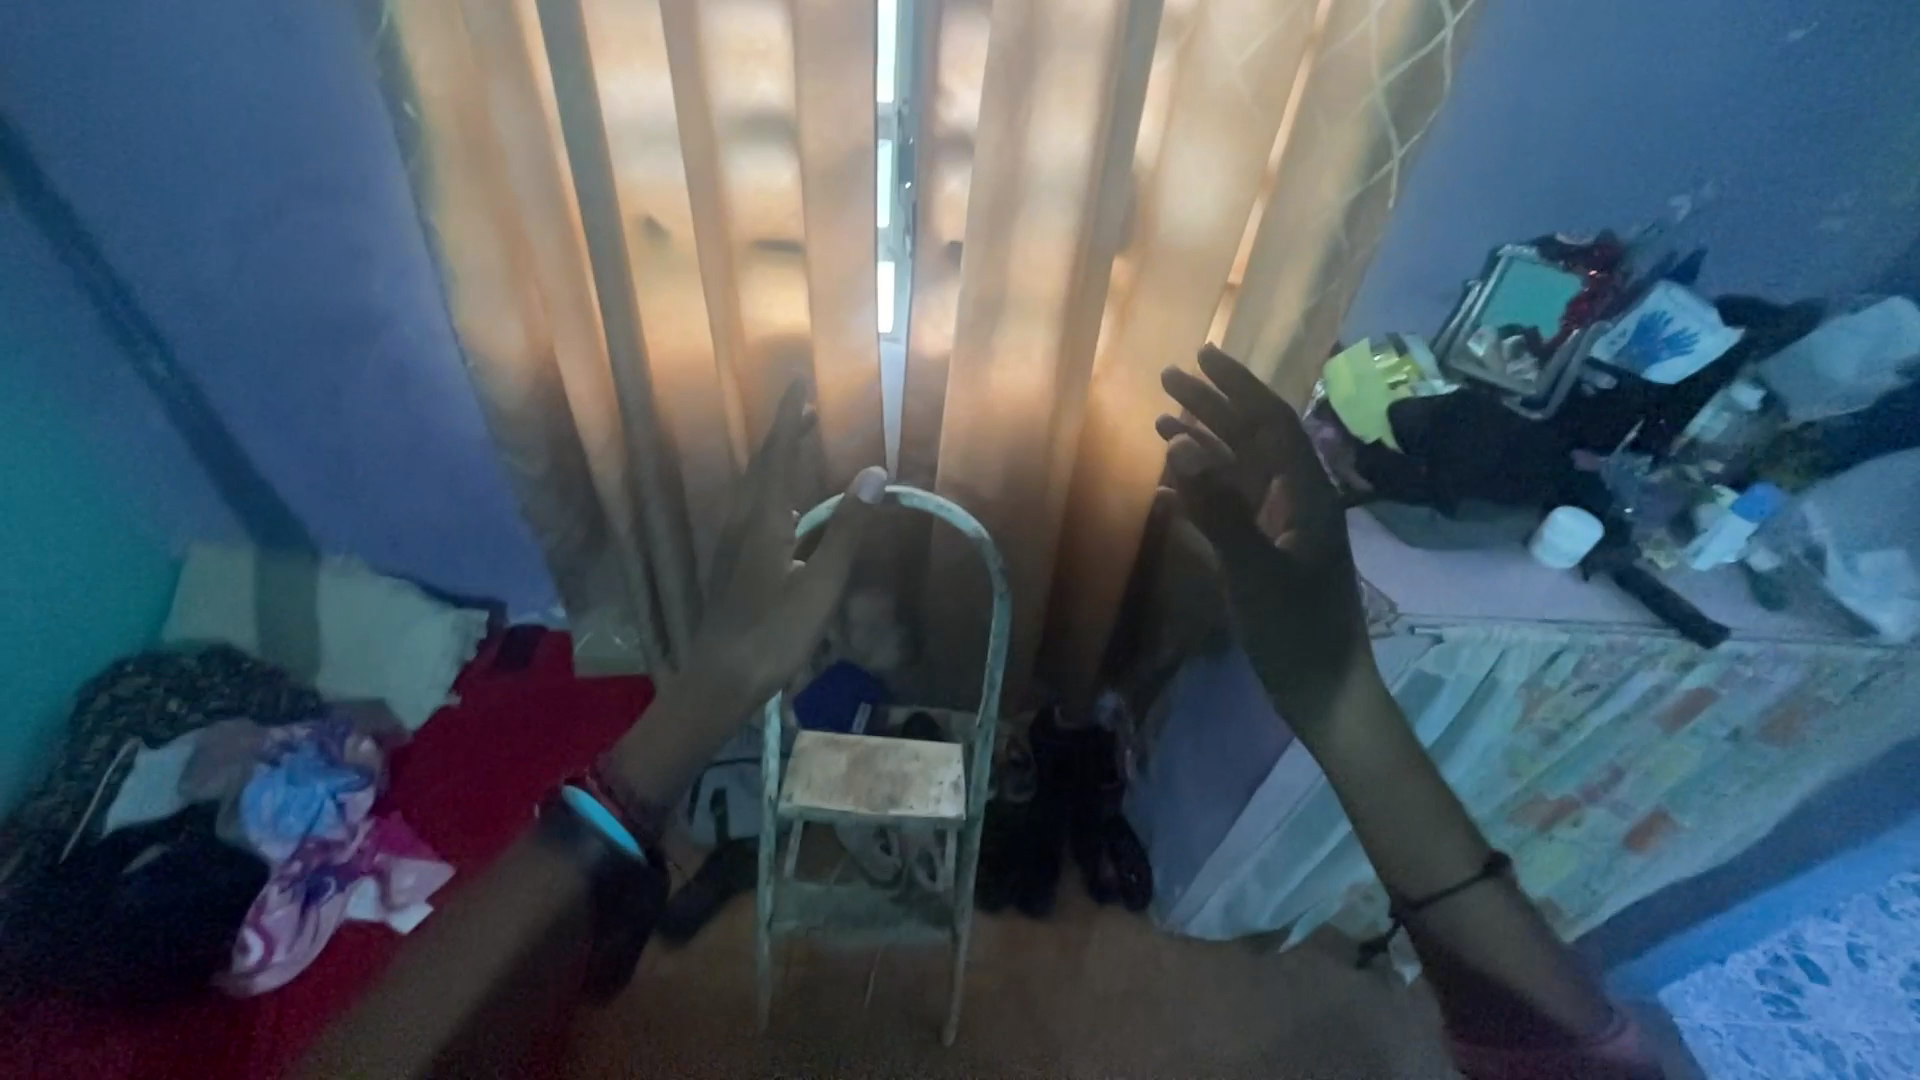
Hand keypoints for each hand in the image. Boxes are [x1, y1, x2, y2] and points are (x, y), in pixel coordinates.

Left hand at [685, 382, 888, 717]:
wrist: (719, 679)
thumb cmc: (773, 633)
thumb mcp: (821, 584)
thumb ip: (848, 529)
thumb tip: (874, 473)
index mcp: (763, 519)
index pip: (778, 454)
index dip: (789, 417)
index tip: (799, 381)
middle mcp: (742, 521)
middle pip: (762, 464)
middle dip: (783, 432)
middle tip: (807, 408)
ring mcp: (733, 543)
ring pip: (754, 486)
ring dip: (776, 459)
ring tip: (799, 445)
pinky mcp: (733, 562)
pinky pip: (753, 507)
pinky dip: (772, 487)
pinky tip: (785, 506)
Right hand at [1156, 345, 1376, 730]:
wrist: (1324, 690)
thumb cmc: (1297, 631)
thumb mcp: (1255, 569)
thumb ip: (1217, 508)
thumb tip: (1179, 445)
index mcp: (1306, 494)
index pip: (1271, 422)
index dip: (1236, 386)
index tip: (1201, 356)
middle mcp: (1295, 500)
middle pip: (1252, 439)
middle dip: (1212, 406)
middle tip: (1168, 379)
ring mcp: (1279, 527)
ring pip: (1238, 471)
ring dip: (1203, 444)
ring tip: (1162, 422)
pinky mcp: (1263, 552)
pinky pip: (1226, 508)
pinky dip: (1197, 492)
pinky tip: (1166, 489)